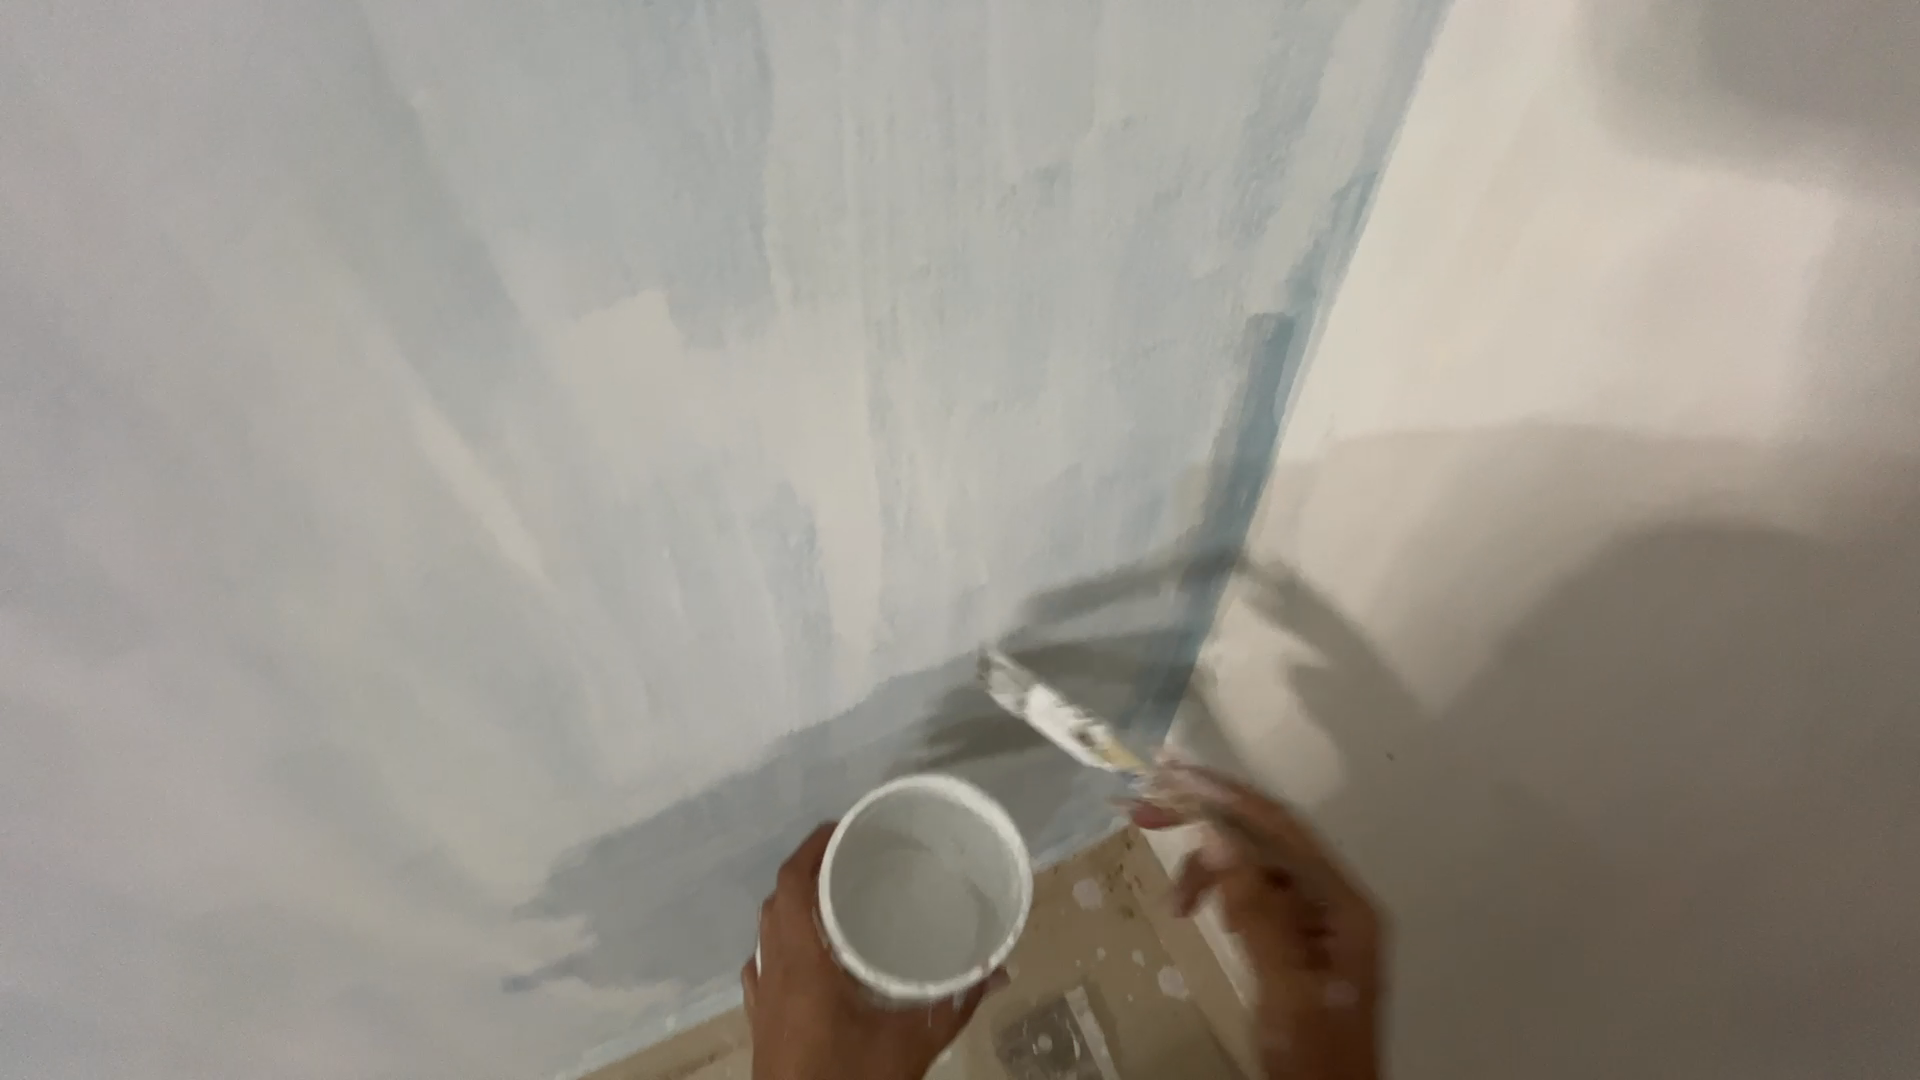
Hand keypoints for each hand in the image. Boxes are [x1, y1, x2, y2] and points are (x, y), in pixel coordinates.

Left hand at [742, 823, 1002, 1079]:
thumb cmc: (849, 1079)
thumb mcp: (910, 1046)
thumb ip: (953, 1005)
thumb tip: (997, 971)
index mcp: (802, 961)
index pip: (793, 883)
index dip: (813, 846)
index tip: (846, 827)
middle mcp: (774, 968)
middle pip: (778, 899)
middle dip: (809, 868)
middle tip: (851, 857)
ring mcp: (762, 995)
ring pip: (767, 929)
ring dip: (794, 903)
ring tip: (832, 895)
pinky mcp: (759, 1019)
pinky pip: (762, 963)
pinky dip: (780, 942)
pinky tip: (805, 952)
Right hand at [1132, 766, 1386, 1079]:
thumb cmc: (1314, 1056)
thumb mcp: (1284, 986)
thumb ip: (1255, 907)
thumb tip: (1215, 835)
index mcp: (1342, 903)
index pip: (1278, 827)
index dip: (1224, 796)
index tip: (1172, 776)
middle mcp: (1330, 894)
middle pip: (1260, 834)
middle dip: (1203, 818)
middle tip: (1143, 808)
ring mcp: (1312, 911)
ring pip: (1248, 860)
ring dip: (1204, 866)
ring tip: (1174, 900)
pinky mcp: (1291, 927)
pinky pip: (1246, 887)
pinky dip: (1215, 889)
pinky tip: (1197, 909)